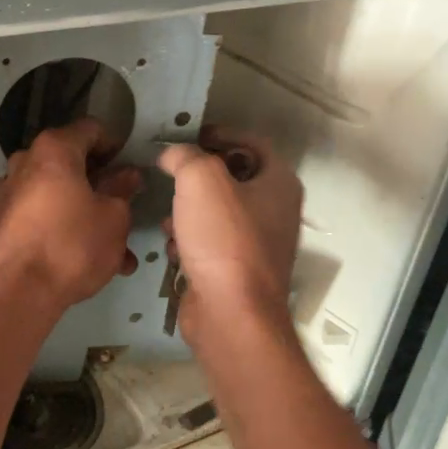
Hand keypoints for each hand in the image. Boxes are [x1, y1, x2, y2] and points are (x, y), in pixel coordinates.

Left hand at [0, 119, 142, 313]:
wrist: (22, 290)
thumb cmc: (74, 244)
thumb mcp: (114, 217)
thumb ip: (122, 190)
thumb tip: (128, 175)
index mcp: (54, 149)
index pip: (91, 129)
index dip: (114, 145)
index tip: (128, 168)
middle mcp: (25, 160)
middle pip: (70, 161)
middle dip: (98, 183)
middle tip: (122, 207)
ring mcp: (8, 189)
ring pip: (56, 192)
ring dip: (83, 211)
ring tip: (112, 247)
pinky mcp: (0, 218)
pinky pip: (39, 213)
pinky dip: (60, 226)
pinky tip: (82, 257)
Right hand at [156, 126, 303, 327]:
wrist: (230, 314)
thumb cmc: (223, 238)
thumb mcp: (200, 179)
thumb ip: (185, 155)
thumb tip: (172, 154)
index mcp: (279, 183)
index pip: (253, 143)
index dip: (222, 134)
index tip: (189, 137)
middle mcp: (276, 211)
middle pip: (234, 177)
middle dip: (199, 175)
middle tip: (171, 172)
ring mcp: (258, 244)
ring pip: (218, 212)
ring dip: (189, 209)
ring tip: (168, 213)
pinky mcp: (237, 271)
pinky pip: (211, 243)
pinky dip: (190, 240)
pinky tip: (173, 247)